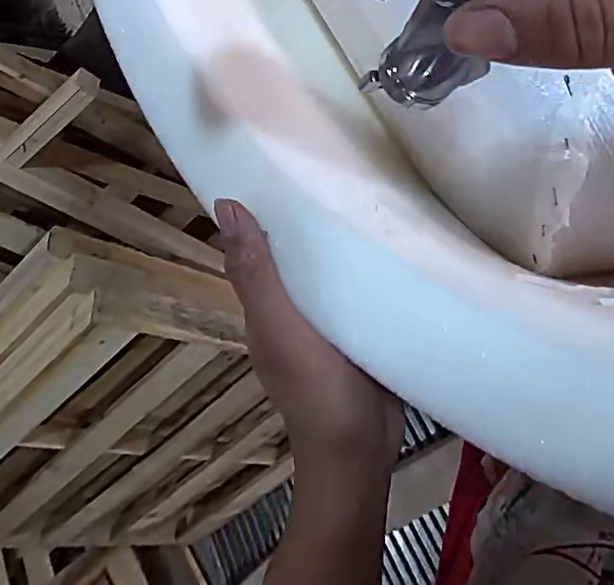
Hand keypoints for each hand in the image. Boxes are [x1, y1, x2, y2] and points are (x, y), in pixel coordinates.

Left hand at [215, 199, 399, 584]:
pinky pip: (356, 283)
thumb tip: (225, 206)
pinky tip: (388, 237)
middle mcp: (291, 302)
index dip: (257, 203)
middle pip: (293, 247)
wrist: (363, 454)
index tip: (276, 159)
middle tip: (334, 162)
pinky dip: (364, 261)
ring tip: (365, 186)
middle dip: (305, 211)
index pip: (254, 241)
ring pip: (326, 262)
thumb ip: (256, 273)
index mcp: (265, 299)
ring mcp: (327, 315)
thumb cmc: (315, 390)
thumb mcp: (280, 328)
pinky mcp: (359, 324)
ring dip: (337, 234)